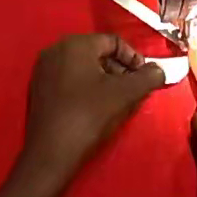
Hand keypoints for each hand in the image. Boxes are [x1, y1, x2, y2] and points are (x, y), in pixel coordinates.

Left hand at [21, 34, 166, 181]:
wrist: (50, 153)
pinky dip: (86, 88)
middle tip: (133, 90)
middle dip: (119, 69)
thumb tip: (159, 70)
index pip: (114, 42)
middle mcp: (56, 50)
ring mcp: (43, 70)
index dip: (134, 59)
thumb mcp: (126, 94)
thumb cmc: (89, 115)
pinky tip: (95, 107)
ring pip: (83, 67)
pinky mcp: (38, 89)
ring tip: (117, 100)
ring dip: (104, 80)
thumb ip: (148, 77)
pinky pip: (69, 79)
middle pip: (98, 53)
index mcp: (76, 44)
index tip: (144, 78)